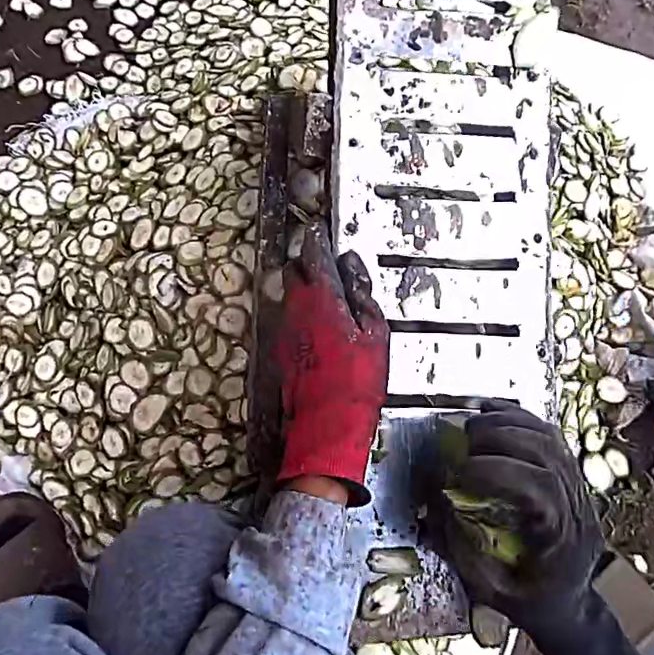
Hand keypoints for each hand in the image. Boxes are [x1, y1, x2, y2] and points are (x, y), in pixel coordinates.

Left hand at [275, 222, 387, 503]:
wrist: (326, 424)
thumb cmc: (357, 380)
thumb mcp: (374, 334)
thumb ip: (361, 295)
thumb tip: (351, 267)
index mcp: (320, 299)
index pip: (312, 255)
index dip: (316, 239)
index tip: (318, 230)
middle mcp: (294, 308)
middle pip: (292, 270)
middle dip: (306, 262)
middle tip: (325, 264)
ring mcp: (283, 327)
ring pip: (287, 294)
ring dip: (302, 288)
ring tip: (326, 296)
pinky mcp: (279, 347)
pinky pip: (288, 318)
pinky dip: (300, 312)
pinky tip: (318, 325)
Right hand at [426, 407, 643, 654]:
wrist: (569, 609)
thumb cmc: (527, 600)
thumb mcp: (490, 588)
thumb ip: (461, 547)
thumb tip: (436, 502)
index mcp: (562, 538)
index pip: (540, 488)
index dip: (498, 471)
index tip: (460, 473)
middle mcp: (576, 506)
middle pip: (546, 452)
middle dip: (500, 437)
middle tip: (463, 439)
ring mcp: (578, 487)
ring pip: (549, 437)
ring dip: (507, 422)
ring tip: (471, 425)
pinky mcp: (568, 474)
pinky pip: (549, 433)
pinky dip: (518, 416)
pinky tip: (489, 410)